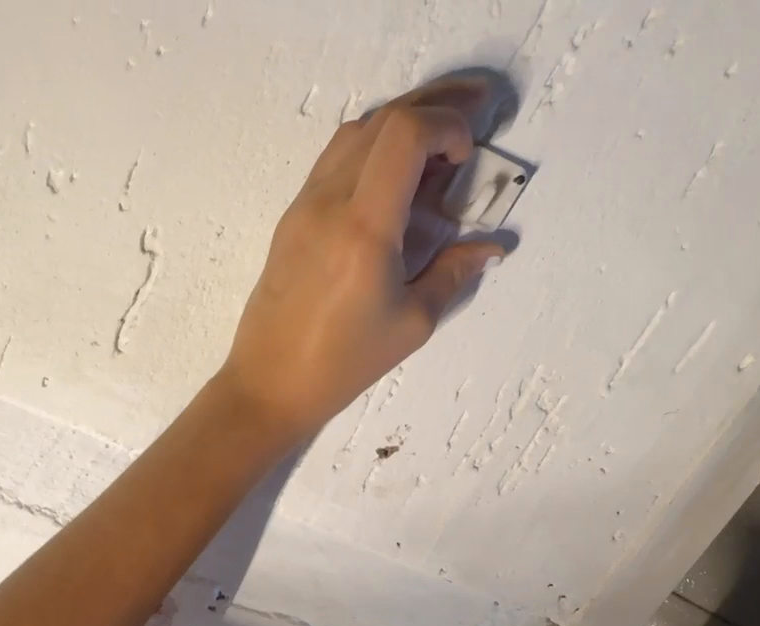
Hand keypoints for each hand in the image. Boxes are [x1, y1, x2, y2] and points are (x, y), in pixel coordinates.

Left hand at [220, 76, 508, 440]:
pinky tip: (396, 177)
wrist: (268, 384)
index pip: (404, 132)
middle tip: (476, 115)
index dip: (447, 123)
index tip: (468, 155)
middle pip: (382, 120)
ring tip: (439, 145)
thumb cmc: (341, 363)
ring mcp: (303, 208)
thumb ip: (454, 273)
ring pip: (353, 134)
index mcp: (363, 228)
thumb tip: (490, 246)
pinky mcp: (290, 221)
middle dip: (435, 106)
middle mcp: (328, 204)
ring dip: (400, 124)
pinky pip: (333, 162)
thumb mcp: (412, 324)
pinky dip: (371, 150)